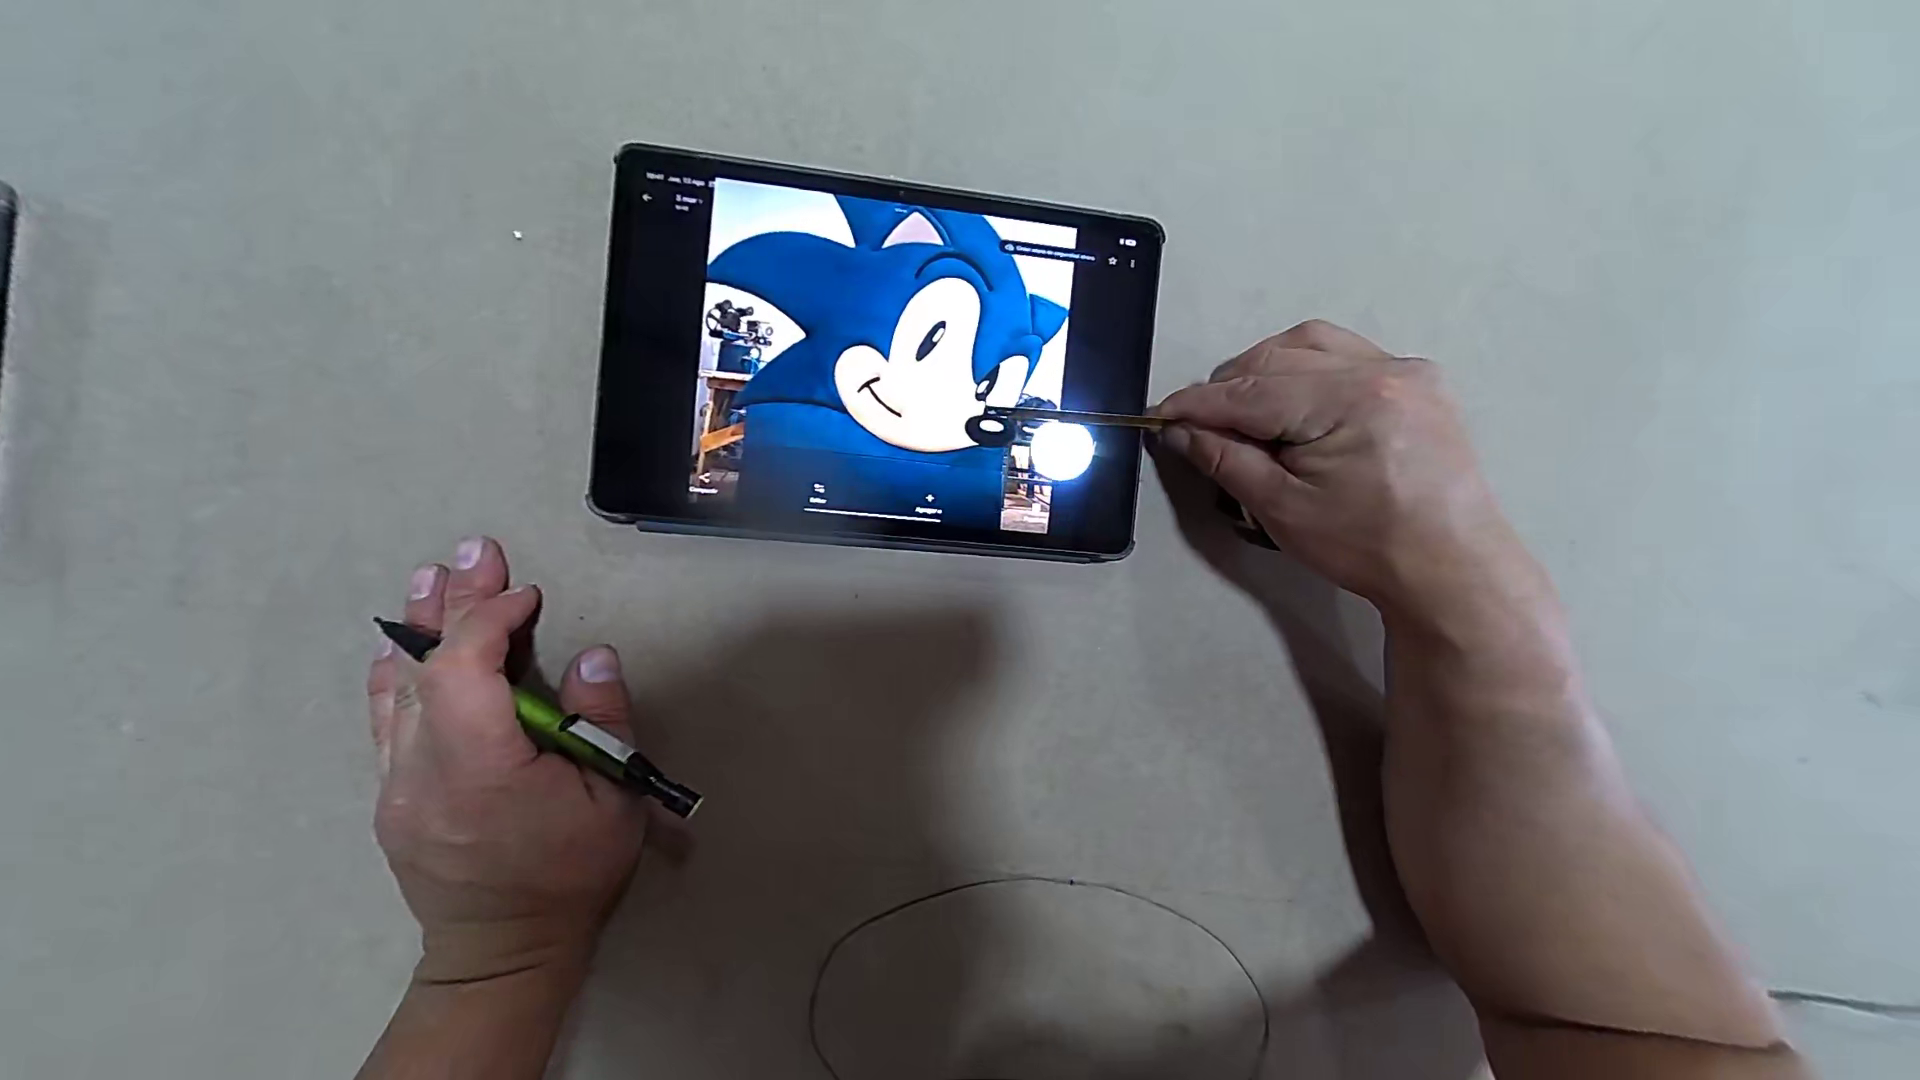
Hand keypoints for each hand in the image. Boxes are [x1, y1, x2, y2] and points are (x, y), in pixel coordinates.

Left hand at [364, 536, 644, 985]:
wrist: (506, 948)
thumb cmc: (573, 869)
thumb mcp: (615, 798)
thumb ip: (603, 723)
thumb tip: (593, 656)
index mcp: (481, 772)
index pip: (465, 675)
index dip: (491, 621)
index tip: (531, 595)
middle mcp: (421, 774)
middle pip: (428, 671)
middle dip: (455, 604)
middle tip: (476, 551)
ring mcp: (397, 786)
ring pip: (399, 691)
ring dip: (423, 628)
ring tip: (434, 575)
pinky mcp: (394, 796)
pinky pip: (388, 722)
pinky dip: (399, 674)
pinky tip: (403, 645)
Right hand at [1155, 320, 1533, 623]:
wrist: (1450, 567)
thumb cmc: (1363, 545)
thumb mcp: (1280, 507)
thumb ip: (1224, 459)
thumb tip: (1178, 431)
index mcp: (1349, 401)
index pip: (1249, 392)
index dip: (1195, 404)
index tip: (1156, 416)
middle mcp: (1380, 370)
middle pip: (1275, 359)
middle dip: (1225, 389)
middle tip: (1196, 427)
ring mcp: (1404, 370)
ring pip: (1307, 345)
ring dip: (1260, 370)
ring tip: (1237, 410)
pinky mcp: (1414, 382)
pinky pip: (1342, 354)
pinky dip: (1301, 368)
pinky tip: (1288, 400)